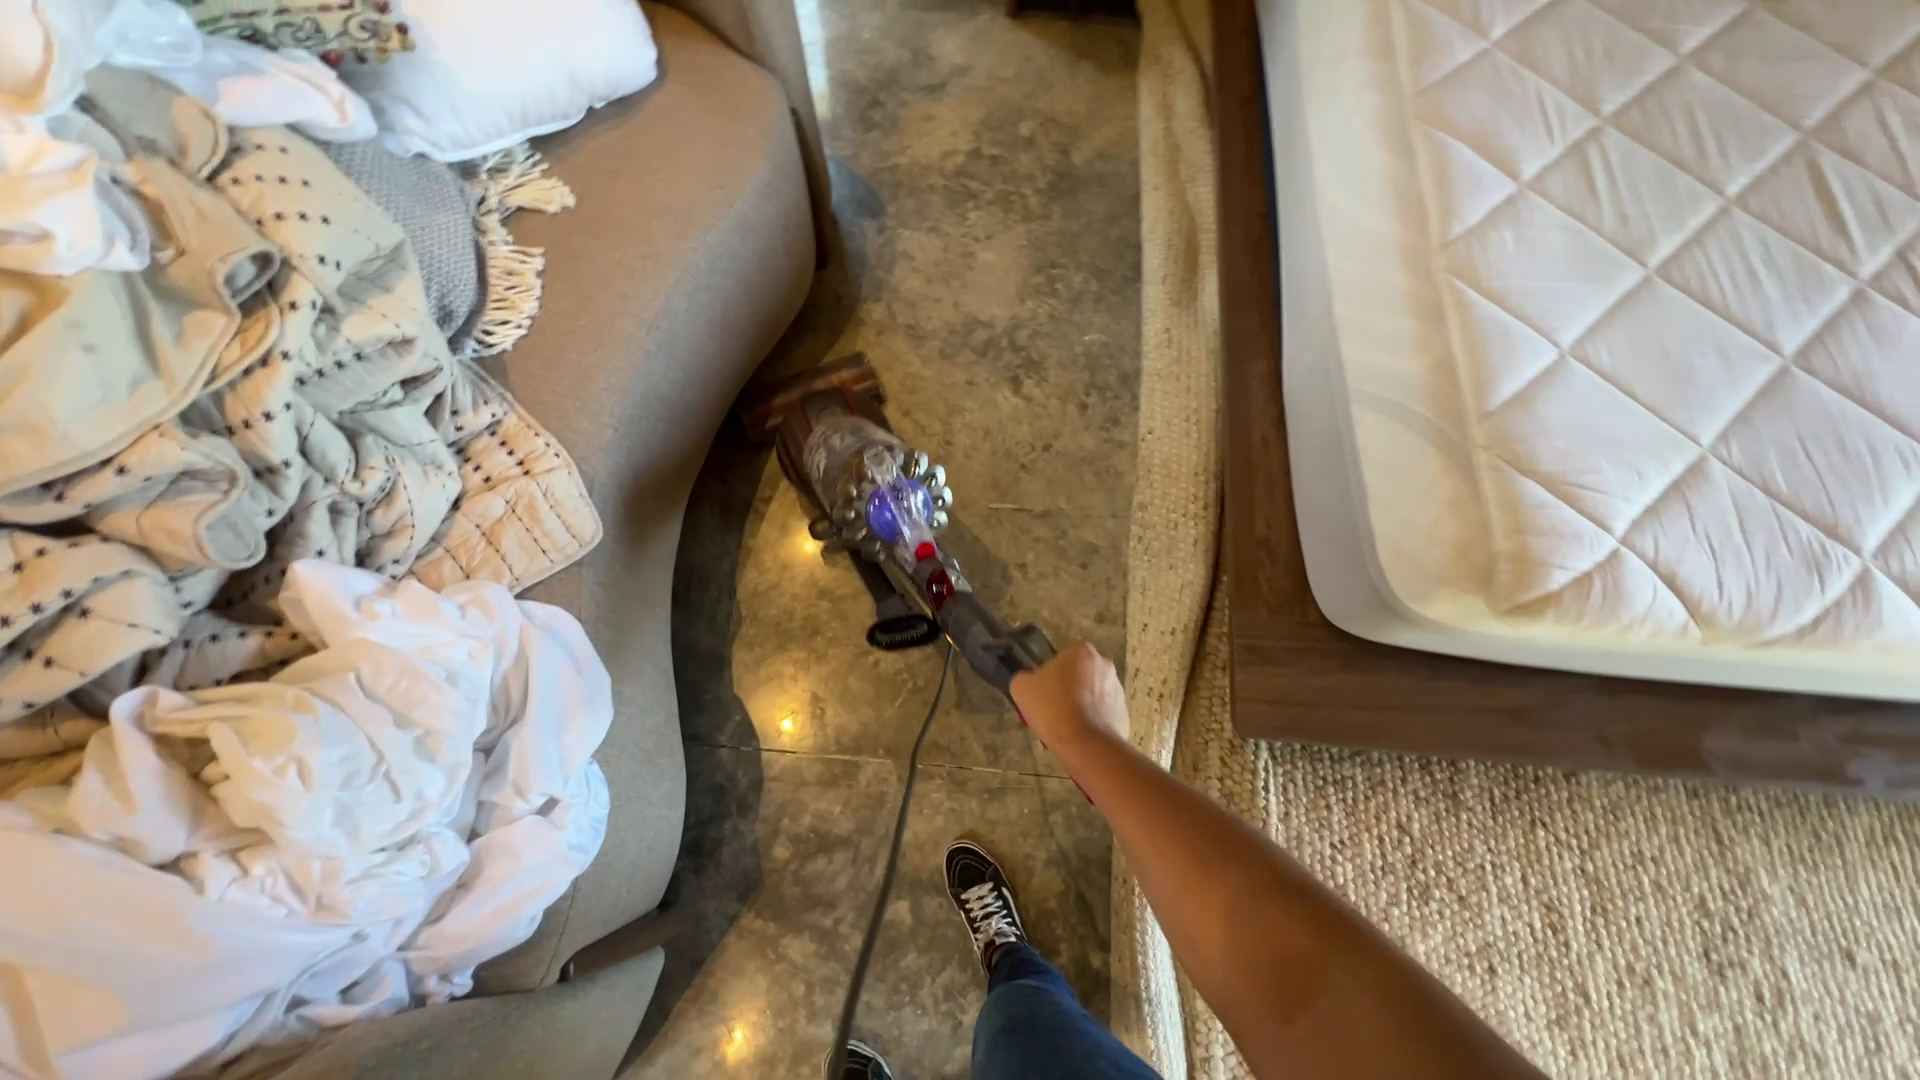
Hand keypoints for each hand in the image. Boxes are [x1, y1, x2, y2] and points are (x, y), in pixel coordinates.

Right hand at [1009, 642, 1128, 750]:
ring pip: (1092, 695)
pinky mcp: (1124, 713)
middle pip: (1079, 676)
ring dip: (1081, 706)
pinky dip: (1092, 722)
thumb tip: (1031, 681)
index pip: (1061, 660)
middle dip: (1068, 690)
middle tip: (1052, 710)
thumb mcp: (1022, 688)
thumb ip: (1025, 677)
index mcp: (1082, 652)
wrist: (1084, 744)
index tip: (1043, 695)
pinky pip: (1102, 714)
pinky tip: (1080, 735)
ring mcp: (1118, 689)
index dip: (1049, 677)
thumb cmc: (1053, 708)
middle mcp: (1105, 665)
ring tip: (1066, 726)